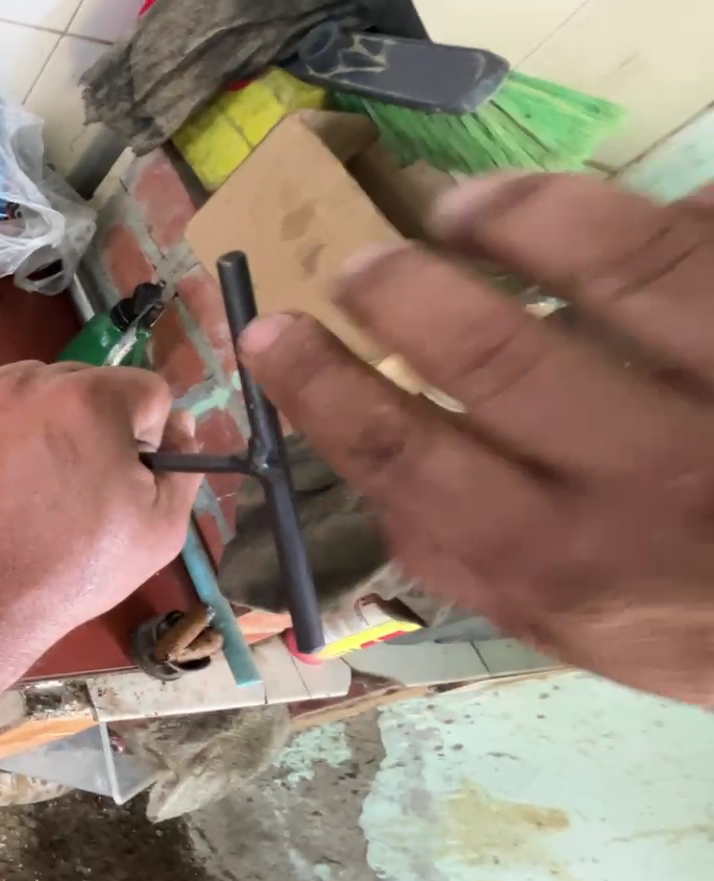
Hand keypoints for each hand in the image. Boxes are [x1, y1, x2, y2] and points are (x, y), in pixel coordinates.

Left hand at [0, 361, 198, 660]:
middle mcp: (31, 384)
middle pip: (85, 383)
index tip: (125, 476)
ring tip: (29, 469)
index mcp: (93, 399)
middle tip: (75, 481)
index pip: (146, 392)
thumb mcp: (161, 528)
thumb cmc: (75, 568)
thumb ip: (183, 463)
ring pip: (26, 381)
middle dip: (92, 423)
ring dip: (39, 412)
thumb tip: (177, 424)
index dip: (146, 436)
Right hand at [243, 174, 713, 705]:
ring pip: (641, 272)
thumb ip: (447, 556)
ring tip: (465, 203)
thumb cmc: (682, 619)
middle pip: (499, 357)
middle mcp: (647, 477)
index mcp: (547, 551)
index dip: (319, 382)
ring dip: (531, 221)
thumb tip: (371, 476)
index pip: (398, 452)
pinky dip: (682, 210)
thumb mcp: (541, 619)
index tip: (266, 331)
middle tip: (362, 261)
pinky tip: (633, 210)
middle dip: (407, 294)